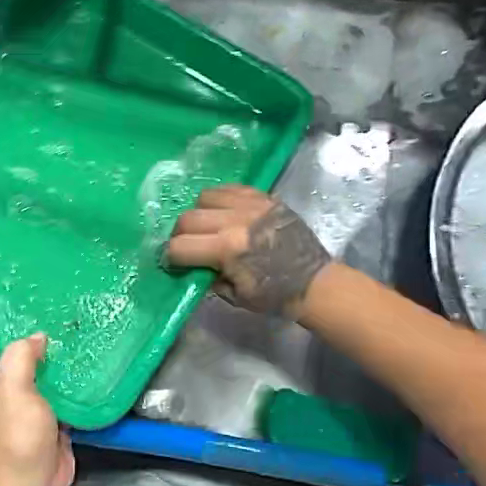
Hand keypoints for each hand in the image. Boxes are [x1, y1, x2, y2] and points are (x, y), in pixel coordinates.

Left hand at [0, 334, 74, 485]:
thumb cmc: (17, 438)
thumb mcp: (13, 390)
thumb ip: (20, 358)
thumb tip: (36, 338)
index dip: (6, 336)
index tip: (28, 315)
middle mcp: (5, 400)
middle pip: (20, 366)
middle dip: (37, 350)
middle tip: (61, 326)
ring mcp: (29, 414)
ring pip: (43, 383)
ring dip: (57, 368)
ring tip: (77, 342)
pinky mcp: (51, 426)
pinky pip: (61, 401)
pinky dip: (72, 389)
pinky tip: (87, 372)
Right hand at [164, 185, 330, 315]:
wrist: (314, 283)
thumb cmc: (274, 296)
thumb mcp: (234, 296)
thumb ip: (208, 277)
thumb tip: (192, 265)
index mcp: (229, 249)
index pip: (180, 246)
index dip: (171, 258)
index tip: (174, 264)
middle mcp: (237, 220)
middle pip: (187, 218)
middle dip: (180, 236)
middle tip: (187, 248)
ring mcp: (252, 204)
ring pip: (205, 197)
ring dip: (199, 214)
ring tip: (208, 229)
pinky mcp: (265, 197)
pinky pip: (230, 188)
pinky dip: (220, 200)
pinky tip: (224, 215)